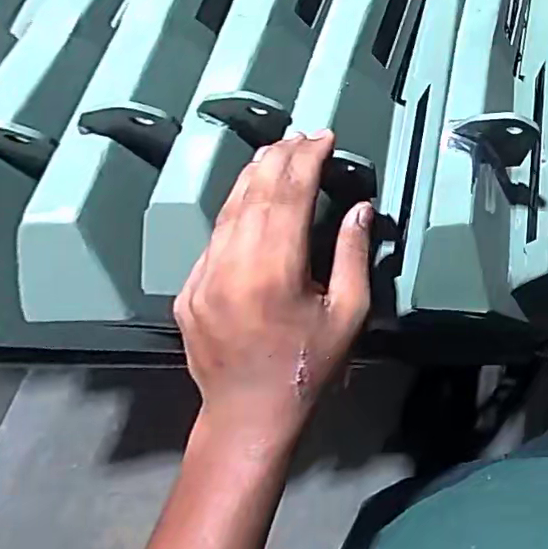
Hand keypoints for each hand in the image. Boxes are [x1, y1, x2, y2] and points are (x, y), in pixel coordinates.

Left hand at [173, 131, 372, 451]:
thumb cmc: (310, 364)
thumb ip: (353, 255)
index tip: (323, 138)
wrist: (249, 413)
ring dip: (254, 175)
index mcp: (275, 272)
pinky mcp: (188, 289)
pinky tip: (251, 194)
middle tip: (302, 135)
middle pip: (255, 194)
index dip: (306, 160)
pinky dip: (236, 206)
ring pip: (228, 210)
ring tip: (277, 151)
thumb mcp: (350, 312)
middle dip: (280, 158)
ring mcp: (202, 278)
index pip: (289, 197)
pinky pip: (215, 235)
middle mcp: (231, 267)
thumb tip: (359, 209)